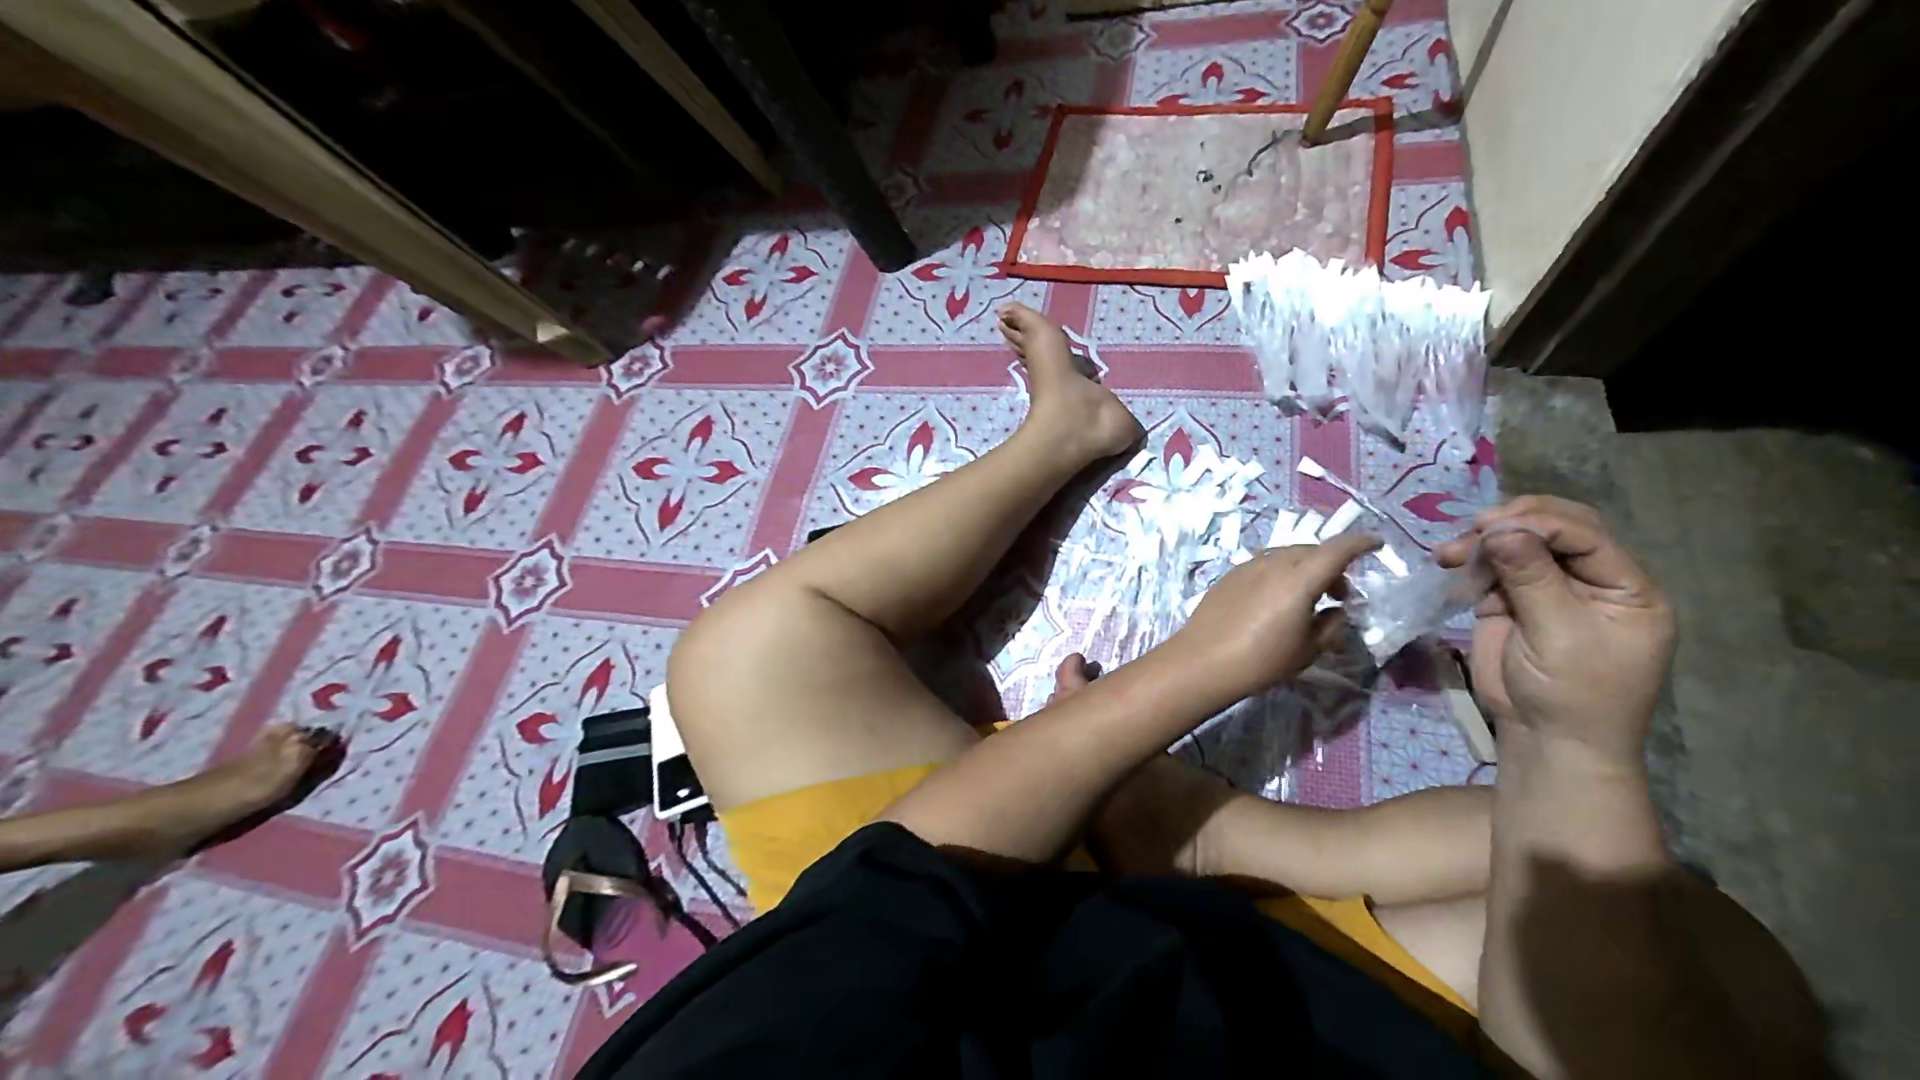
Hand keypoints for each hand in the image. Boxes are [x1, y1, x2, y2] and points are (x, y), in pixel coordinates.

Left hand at [1166, 533, 1378, 700]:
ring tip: (1310, 599)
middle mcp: (1273, 563)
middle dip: (1332, 564)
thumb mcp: (1308, 649)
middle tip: (1341, 593)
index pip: (1338, 549)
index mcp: (1299, 578)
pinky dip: (1280, 574)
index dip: (1361, 543)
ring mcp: (1246, 567)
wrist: (1201, 662)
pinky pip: (1263, 566)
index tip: (1377, 544)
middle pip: (1310, 551)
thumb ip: (1331, 625)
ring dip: (1304, 569)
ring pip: (1285, 556)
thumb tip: (1337, 611)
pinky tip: (1278, 601)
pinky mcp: (1228, 576)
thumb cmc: (1261, 660)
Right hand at [1436, 496, 1674, 762]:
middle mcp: (1590, 582)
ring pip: (1517, 546)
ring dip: (1481, 543)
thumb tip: (1499, 529)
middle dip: (1513, 523)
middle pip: (1556, 530)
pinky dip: (1469, 563)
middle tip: (1474, 526)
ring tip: (1448, 553)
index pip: (1586, 536)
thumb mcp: (1559, 632)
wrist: (1546, 739)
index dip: (1541, 523)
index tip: (1492, 524)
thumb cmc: (1573, 691)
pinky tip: (1449, 564)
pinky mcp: (1511, 603)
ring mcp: (1548, 591)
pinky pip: (1491, 570)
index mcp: (1626, 588)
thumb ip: (1531, 577)